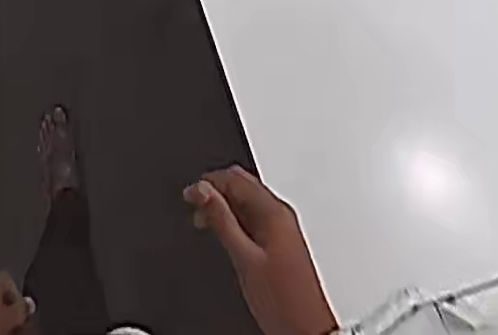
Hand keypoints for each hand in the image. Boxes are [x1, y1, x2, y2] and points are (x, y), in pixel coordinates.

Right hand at [184, 166, 337, 334]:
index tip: (189, 193)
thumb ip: (221, 220)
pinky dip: (237, 219)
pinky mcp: (282, 240)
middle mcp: (280, 213)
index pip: (236, 179)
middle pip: (243, 184)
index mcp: (273, 210)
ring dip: (225, 205)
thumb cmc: (282, 300)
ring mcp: (283, 226)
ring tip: (205, 219)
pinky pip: (255, 216)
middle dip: (217, 190)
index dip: (209, 183)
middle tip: (195, 204)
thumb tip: (202, 191)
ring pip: (248, 200)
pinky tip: (226, 233)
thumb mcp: (243, 258)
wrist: (307, 330)